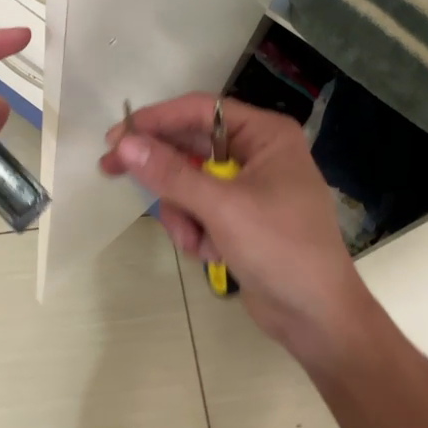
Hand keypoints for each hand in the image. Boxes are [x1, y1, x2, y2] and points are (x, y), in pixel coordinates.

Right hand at [99, 94, 370, 357]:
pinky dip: (196, 231)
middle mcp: (257, 153)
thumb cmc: (280, 249)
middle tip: (110, 170)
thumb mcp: (222, 208)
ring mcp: (249, 187)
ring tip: (194, 241)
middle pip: (190, 146)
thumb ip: (171, 173)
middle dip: (164, 174)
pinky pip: (199, 210)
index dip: (155, 120)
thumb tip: (125, 143)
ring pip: (188, 183)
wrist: (317, 317)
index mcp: (265, 135)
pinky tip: (211, 254)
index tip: (116, 136)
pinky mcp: (240, 219)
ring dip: (182, 213)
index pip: (200, 111)